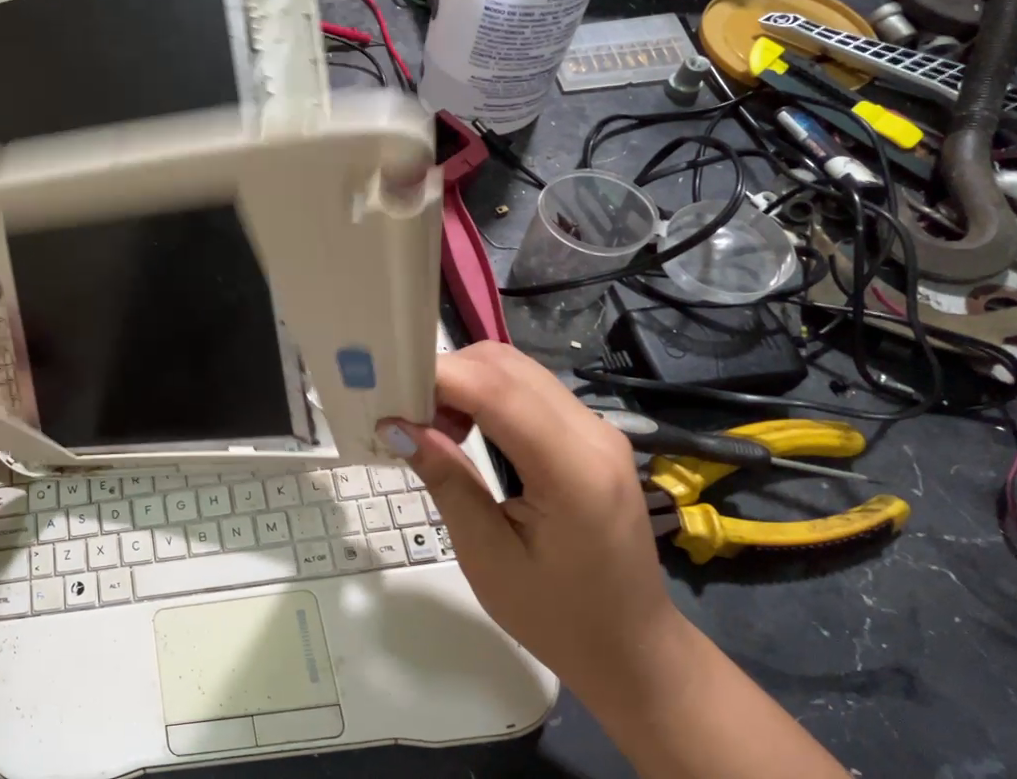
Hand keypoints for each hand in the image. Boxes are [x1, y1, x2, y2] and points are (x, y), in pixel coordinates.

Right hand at [377, 343, 685, 701]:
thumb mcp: (487, 556)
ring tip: (428, 425)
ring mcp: (598, 431)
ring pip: (516, 370)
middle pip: (505, 366)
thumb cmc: (557, 617)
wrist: (632, 650)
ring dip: (463, 382)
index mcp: (573, 469)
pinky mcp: (591, 436)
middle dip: (445, 374)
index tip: (384, 391)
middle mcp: (593, 434)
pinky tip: (461, 430)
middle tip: (403, 412)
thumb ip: (447, 480)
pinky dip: (485, 394)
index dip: (436, 377)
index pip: (496, 390)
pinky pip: (530, 390)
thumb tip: (395, 426)